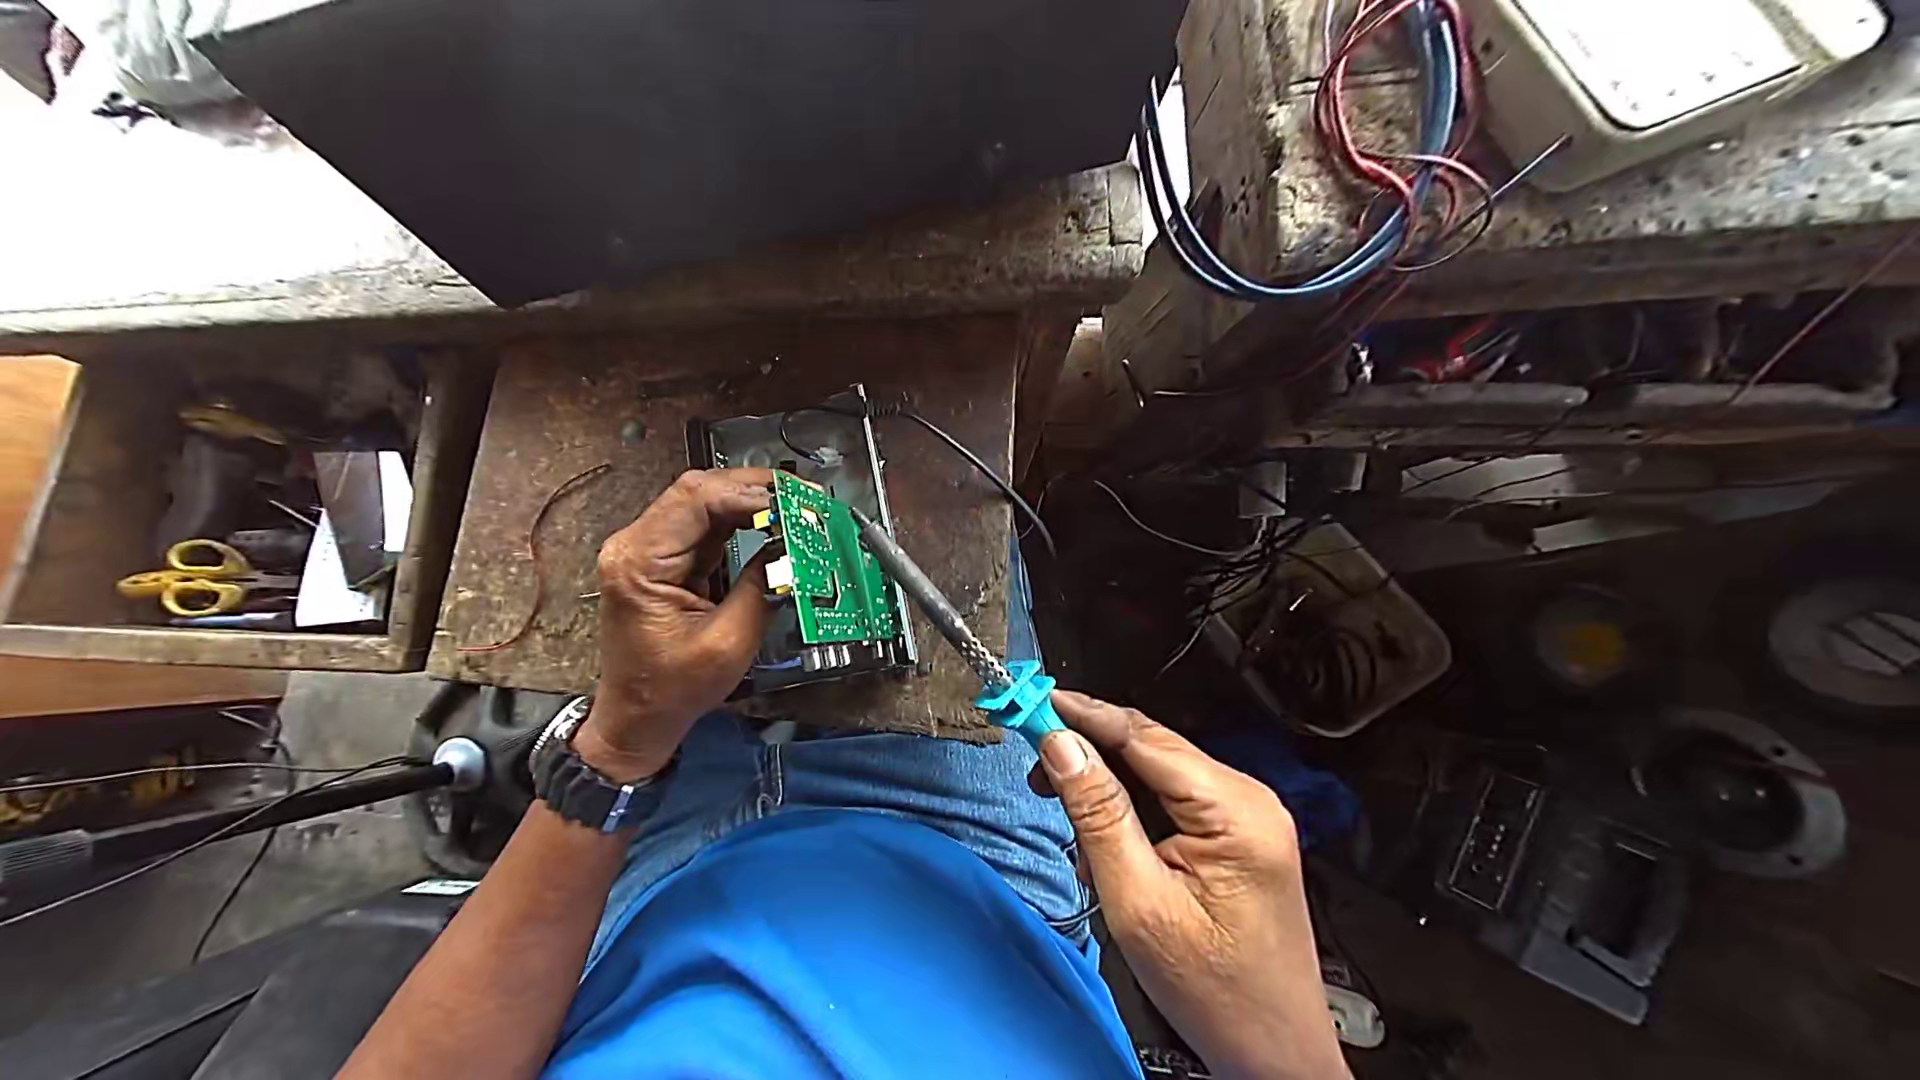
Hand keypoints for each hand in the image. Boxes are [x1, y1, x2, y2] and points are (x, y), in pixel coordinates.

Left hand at [579, 468, 773, 782]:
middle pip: (699, 490)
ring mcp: (648, 549)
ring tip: (795, 505)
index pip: (696, 500)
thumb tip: (792, 546)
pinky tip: (772, 519)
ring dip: (752, 499)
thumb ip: (761, 585)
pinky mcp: (665, 558)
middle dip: (755, 488)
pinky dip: (743, 518)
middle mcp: (636, 545)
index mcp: (639, 563)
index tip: (796, 502)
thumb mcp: (729, 641)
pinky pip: (706, 523)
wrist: (637, 717)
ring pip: (705, 501)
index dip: (751, 494)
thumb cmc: (673, 690)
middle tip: (804, 496)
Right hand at [1037, 690, 1349, 1079]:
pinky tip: (1099, 829)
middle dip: (1087, 747)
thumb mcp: (1138, 903)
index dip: (1082, 714)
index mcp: (1235, 810)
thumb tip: (1061, 746)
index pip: (1143, 736)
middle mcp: (1246, 797)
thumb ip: (1097, 815)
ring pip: (1153, 767)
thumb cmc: (1216, 993)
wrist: (1274, 1055)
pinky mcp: (1233, 827)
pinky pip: (1167, 793)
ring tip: (1062, 804)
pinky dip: (1126, 802)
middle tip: (1036, 758)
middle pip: (1148, 746)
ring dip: (1103, 779)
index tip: (1034, 704)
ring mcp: (1244, 811)